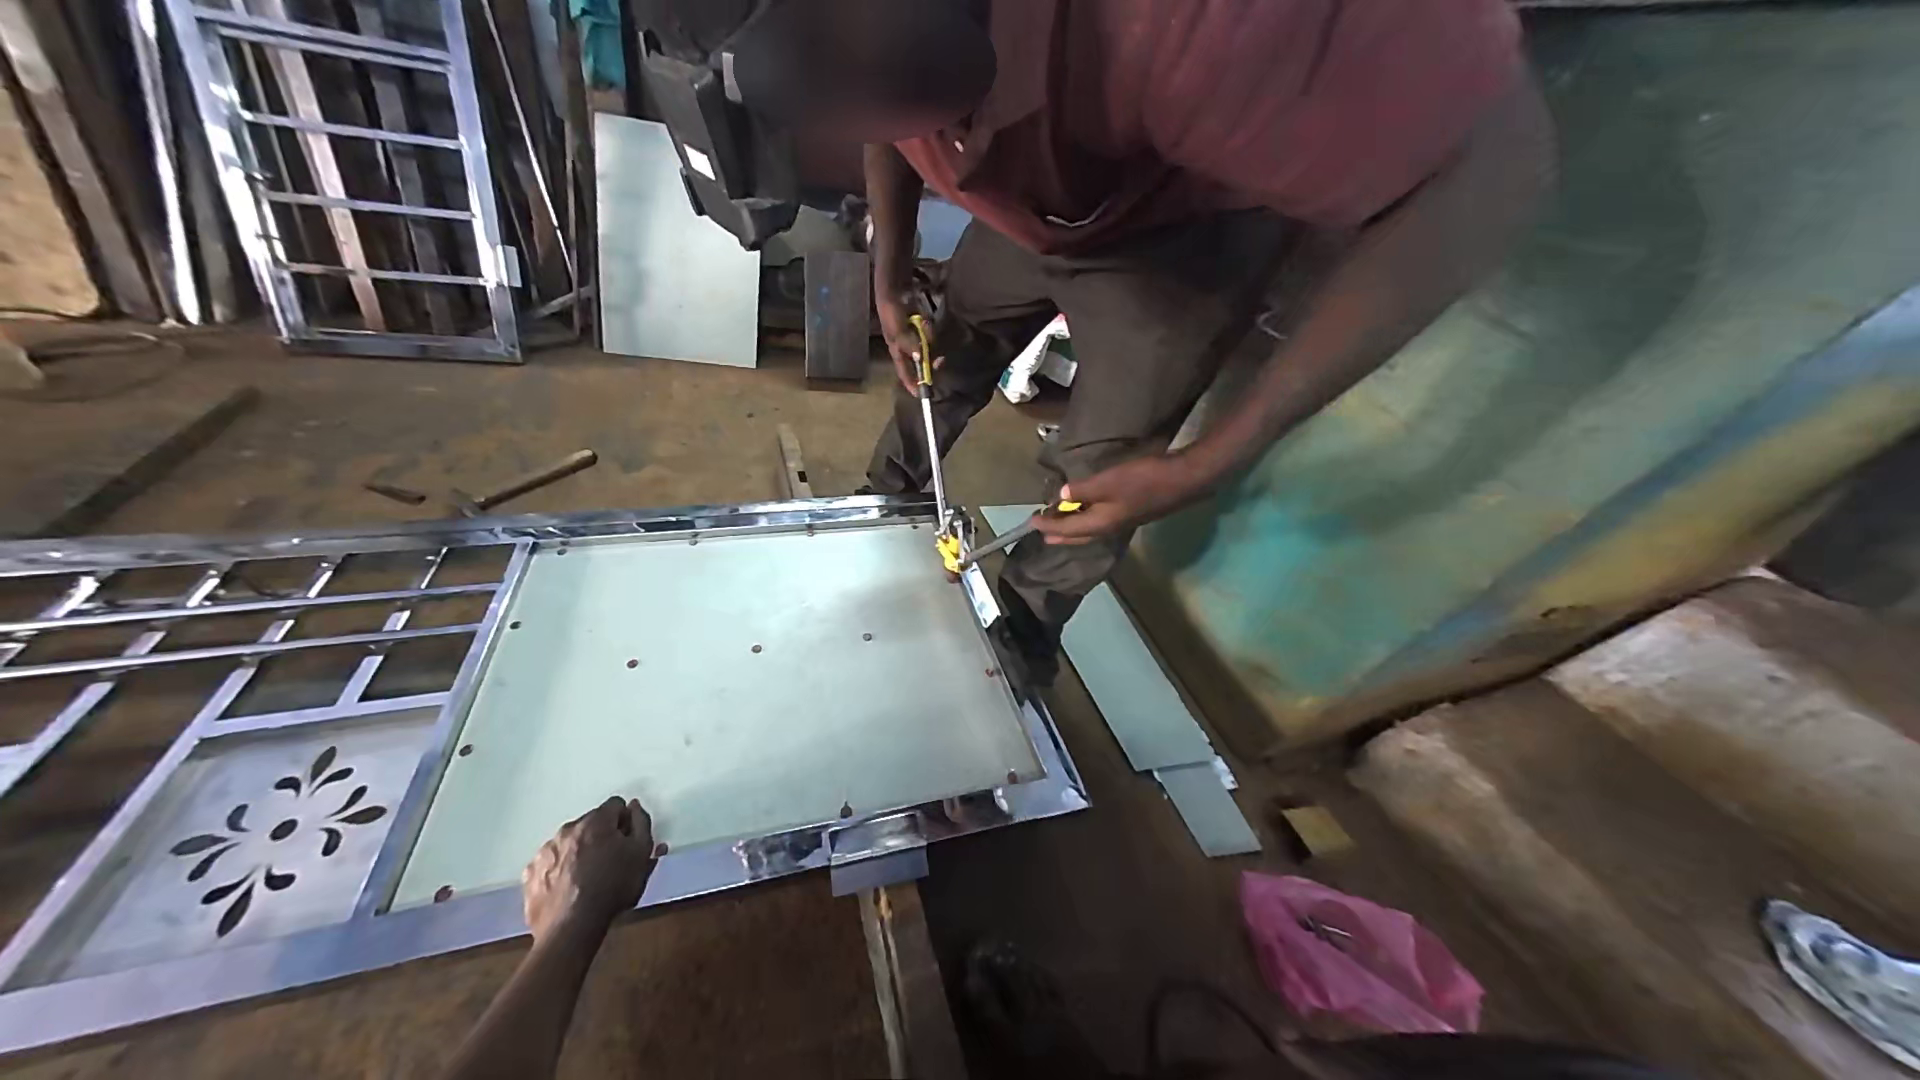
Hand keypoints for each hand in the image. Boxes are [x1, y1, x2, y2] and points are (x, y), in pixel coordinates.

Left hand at [521, 796, 660, 941]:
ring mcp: (545, 852)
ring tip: (590, 878)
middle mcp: (567, 830)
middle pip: (591, 823)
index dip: (626, 822)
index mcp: (595, 821)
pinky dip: (560, 870)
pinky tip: (570, 887)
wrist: (571, 927)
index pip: (616, 806)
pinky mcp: (531, 875)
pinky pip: (551, 863)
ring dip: (580, 852)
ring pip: (569, 843)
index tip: (628, 841)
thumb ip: (642, 823)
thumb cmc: (611, 888)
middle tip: (612, 861)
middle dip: (602, 836)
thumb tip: (634, 807)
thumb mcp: (642, 853)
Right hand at [876, 287, 934, 394]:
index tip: (921, 395)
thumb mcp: (898, 331)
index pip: (904, 373)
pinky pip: (930, 335)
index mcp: (897, 352)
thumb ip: (909, 344)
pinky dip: (929, 330)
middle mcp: (906, 348)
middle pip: (921, 362)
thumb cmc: (891, 313)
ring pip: (928, 348)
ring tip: (924, 324)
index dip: (911, 384)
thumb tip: (920, 358)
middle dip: (930, 361)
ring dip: (929, 339)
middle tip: (940, 360)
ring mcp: (914, 338)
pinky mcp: (920, 328)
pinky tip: (925, 320)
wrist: (893, 291)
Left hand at [1033, 454, 1213, 544]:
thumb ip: (1082, 490)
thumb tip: (1061, 496)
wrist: (1183, 480)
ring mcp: (1122, 523)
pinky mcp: (1132, 515)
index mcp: (1100, 524)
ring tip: (1059, 522)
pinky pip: (1101, 523)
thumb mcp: (1108, 481)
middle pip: (1077, 536)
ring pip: (1089, 531)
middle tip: (1042, 529)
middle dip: (1058, 533)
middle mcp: (1109, 529)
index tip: (1031, 522)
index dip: (1048, 526)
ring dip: (1072, 528)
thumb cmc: (1144, 480)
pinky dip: (1087, 520)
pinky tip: (1088, 512)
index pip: (1067, 530)